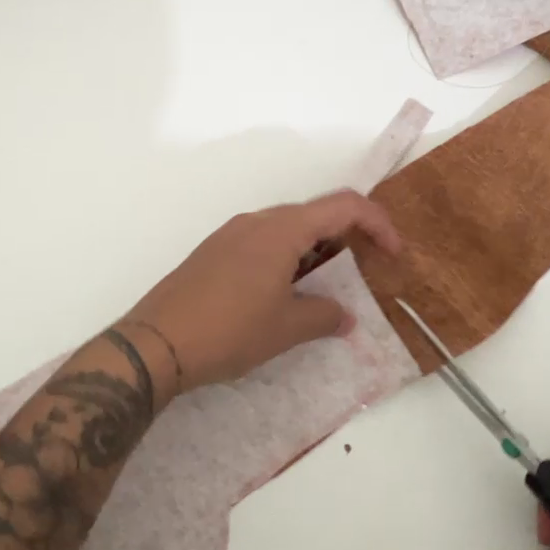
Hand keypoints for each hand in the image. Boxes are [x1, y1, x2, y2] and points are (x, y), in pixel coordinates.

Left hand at [121, 191, 401, 393]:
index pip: (343, 206)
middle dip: (347, 235)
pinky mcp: (213, 252)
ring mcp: (230, 235)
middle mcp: (255, 221)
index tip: (393, 253)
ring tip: (328, 284)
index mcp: (280, 230)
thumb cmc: (229, 331)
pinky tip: (286, 291)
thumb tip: (344, 316)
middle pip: (314, 213)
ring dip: (315, 248)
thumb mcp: (286, 329)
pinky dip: (287, 256)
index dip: (377, 223)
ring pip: (286, 228)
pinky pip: (262, 242)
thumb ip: (323, 316)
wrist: (156, 343)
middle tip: (365, 268)